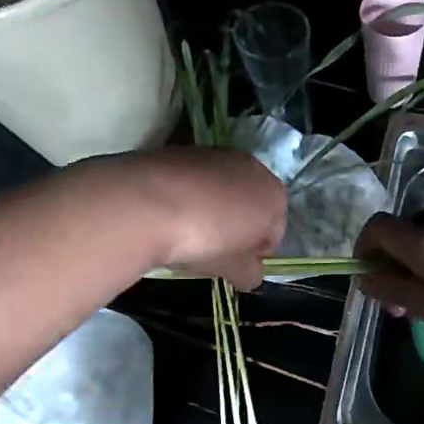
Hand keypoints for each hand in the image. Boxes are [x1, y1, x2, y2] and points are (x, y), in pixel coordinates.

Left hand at [101, 147, 286, 287]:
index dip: (257, 253)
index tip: (237, 267)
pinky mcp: (183, 149)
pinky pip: (194, 180)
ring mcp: (216, 154)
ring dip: (214, 209)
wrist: (148, 203)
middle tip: (216, 250)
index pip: (275, 232)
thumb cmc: (206, 240)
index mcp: (275, 196)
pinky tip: (171, 214)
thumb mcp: (235, 270)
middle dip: (238, 226)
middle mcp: (251, 167)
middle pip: (250, 204)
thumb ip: (251, 274)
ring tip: (189, 233)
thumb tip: (250, 274)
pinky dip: (189, 196)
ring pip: (222, 189)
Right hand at [353, 213, 423, 339]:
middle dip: (384, 269)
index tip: (367, 280)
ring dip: (404, 275)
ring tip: (413, 309)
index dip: (362, 249)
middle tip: (392, 307)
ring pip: (413, 249)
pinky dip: (423, 274)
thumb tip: (364, 280)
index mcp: (419, 240)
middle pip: (393, 239)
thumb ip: (391, 291)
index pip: (375, 227)